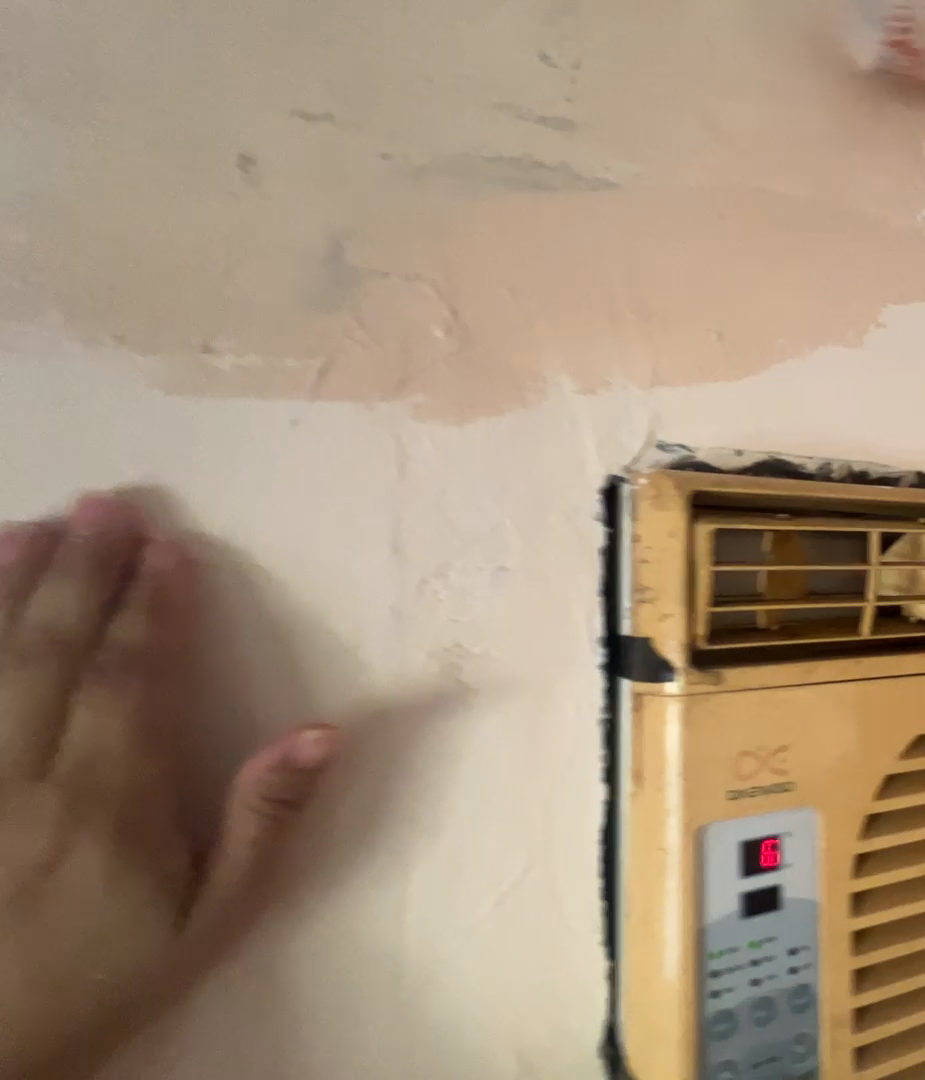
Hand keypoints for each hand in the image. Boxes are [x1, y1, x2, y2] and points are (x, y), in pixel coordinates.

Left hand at [0, 493, 339, 1078]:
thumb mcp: (218, 914)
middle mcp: (18, 784)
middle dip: (79, 573)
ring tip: (30, 527)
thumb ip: (264, 822)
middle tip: (106, 504)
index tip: (173, 549)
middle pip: (45, 657)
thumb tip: (319, 733)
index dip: (152, 610)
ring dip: (1, 592)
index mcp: (106, 805)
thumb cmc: (114, 972)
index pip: (130, 682)